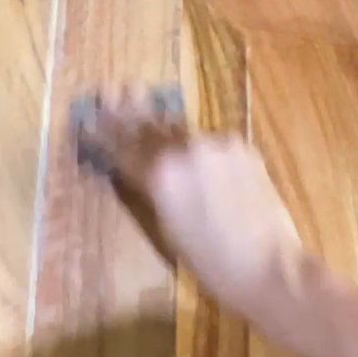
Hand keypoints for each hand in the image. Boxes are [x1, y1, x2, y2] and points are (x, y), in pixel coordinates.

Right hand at [79, 89, 302, 308]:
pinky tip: (189, 148)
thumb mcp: (166, 230)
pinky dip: (193, 144)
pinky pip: (207, 141)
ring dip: (159, 122)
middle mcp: (185, 149)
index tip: (87, 119)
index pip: (122, 147)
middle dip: (126, 111)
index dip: (102, 134)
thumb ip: (151, 192)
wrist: (270, 266)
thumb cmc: (211, 263)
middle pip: (148, 126)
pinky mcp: (241, 146)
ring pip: (179, 130)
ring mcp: (216, 143)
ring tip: (138, 98)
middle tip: (109, 90)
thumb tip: (139, 173)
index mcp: (160, 174)